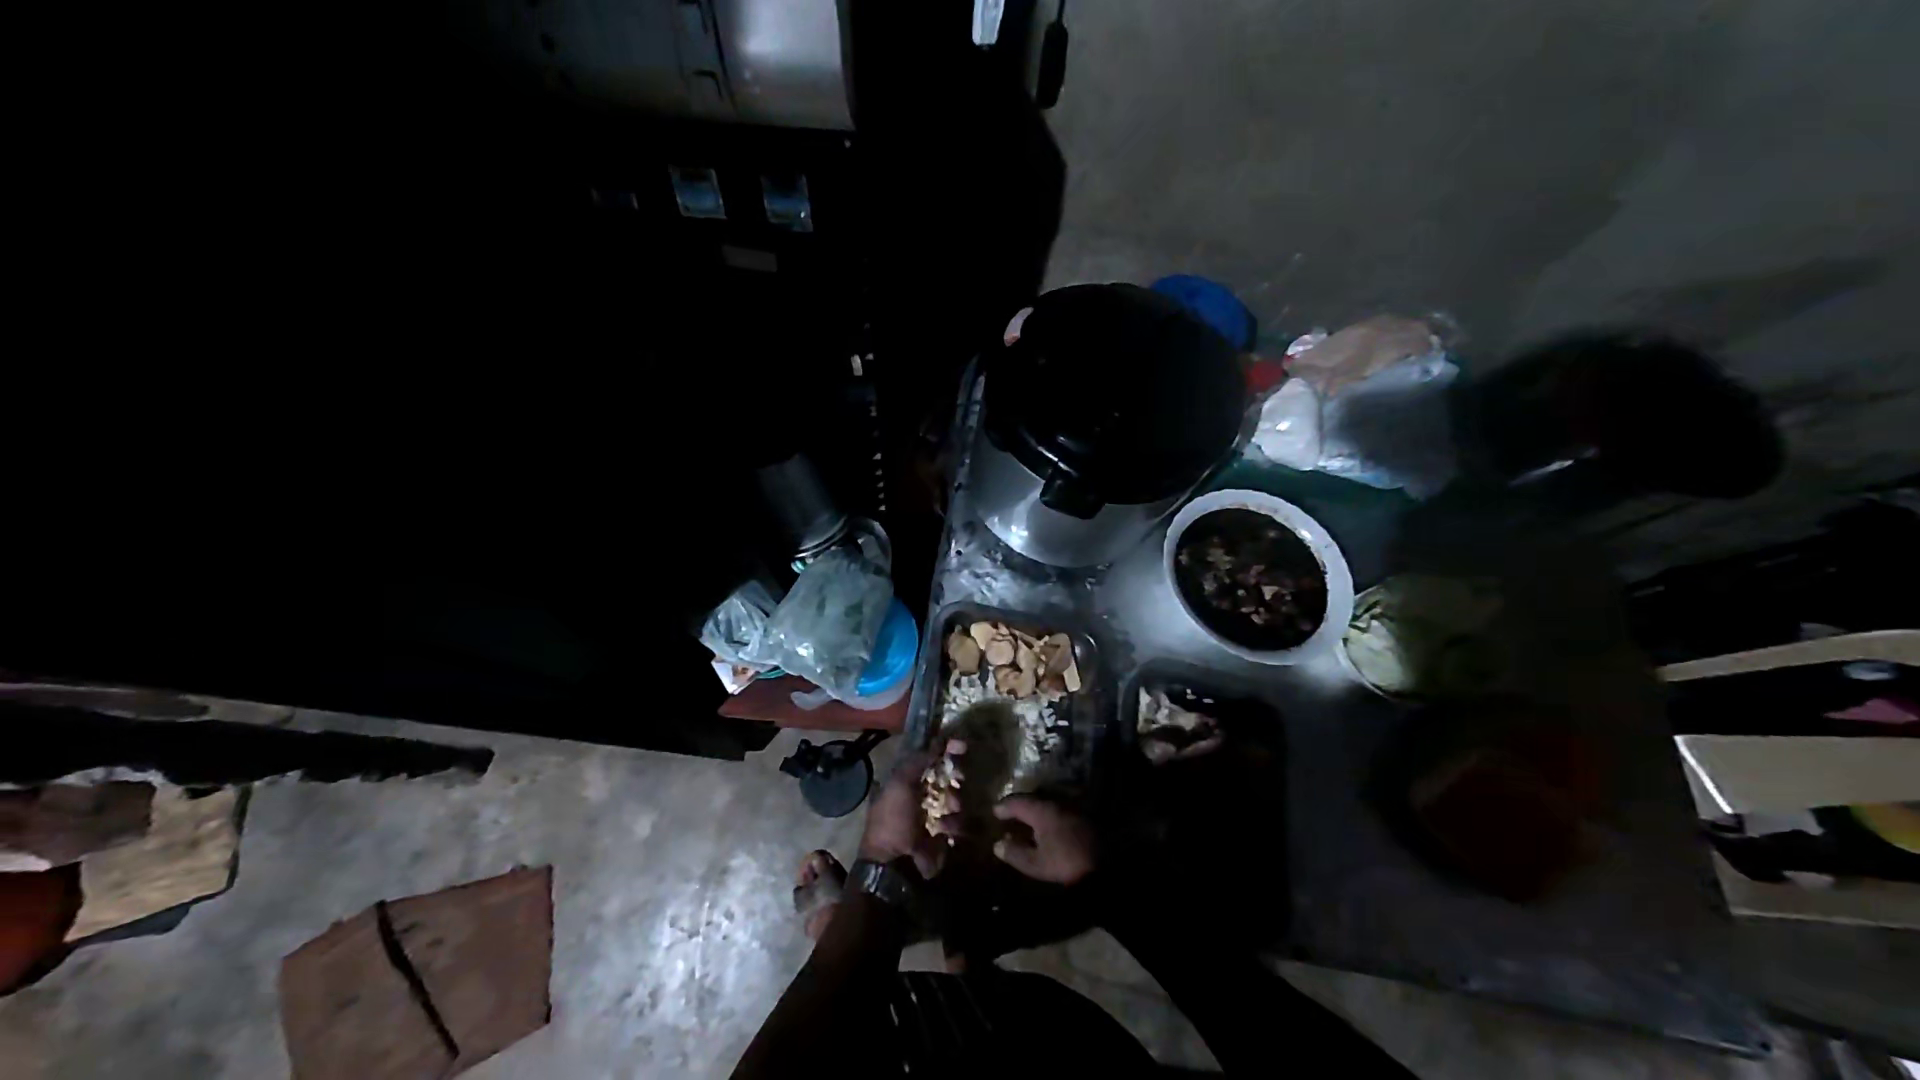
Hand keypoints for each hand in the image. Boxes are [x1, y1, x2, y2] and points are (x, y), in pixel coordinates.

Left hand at [859, 739, 959, 878]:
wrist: (898, 865)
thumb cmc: (894, 820)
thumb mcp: (900, 784)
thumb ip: (918, 760)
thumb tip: (938, 740)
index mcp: (902, 782)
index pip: (926, 758)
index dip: (943, 750)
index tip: (961, 745)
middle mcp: (916, 796)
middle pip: (943, 776)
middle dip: (953, 775)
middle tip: (960, 778)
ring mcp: (930, 815)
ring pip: (953, 797)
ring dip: (954, 801)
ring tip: (950, 809)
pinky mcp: (943, 834)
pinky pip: (957, 821)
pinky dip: (954, 824)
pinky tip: (946, 830)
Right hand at [991, 796, 1095, 884]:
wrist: (1102, 868)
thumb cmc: (1064, 863)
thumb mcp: (1035, 863)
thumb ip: (1014, 852)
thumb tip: (997, 844)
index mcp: (1042, 810)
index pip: (1018, 802)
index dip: (1005, 806)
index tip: (995, 810)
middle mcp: (1056, 803)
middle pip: (1033, 799)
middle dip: (1020, 805)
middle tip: (1008, 812)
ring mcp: (1071, 808)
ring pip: (1047, 804)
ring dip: (1035, 810)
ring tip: (1025, 820)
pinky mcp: (1082, 817)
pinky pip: (1059, 810)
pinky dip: (1048, 816)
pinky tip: (1046, 827)